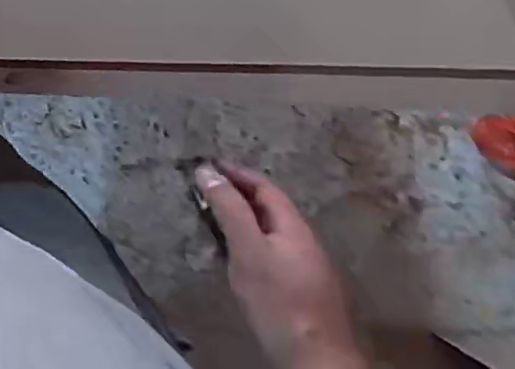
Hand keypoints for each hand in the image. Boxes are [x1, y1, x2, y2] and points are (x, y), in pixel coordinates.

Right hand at [195, 162, 364, 368]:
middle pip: (268, 207)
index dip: (235, 172)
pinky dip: (246, 237)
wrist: (313, 361)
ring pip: (268, 229)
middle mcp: (305, 244)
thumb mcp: (247, 249)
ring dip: (239, 216)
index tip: (204, 164)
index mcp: (296, 230)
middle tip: (201, 187)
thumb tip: (207, 170)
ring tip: (209, 213)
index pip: (265, 187)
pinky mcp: (298, 289)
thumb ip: (229, 208)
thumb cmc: (279, 299)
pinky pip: (268, 248)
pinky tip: (230, 248)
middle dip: (235, 192)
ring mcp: (305, 268)